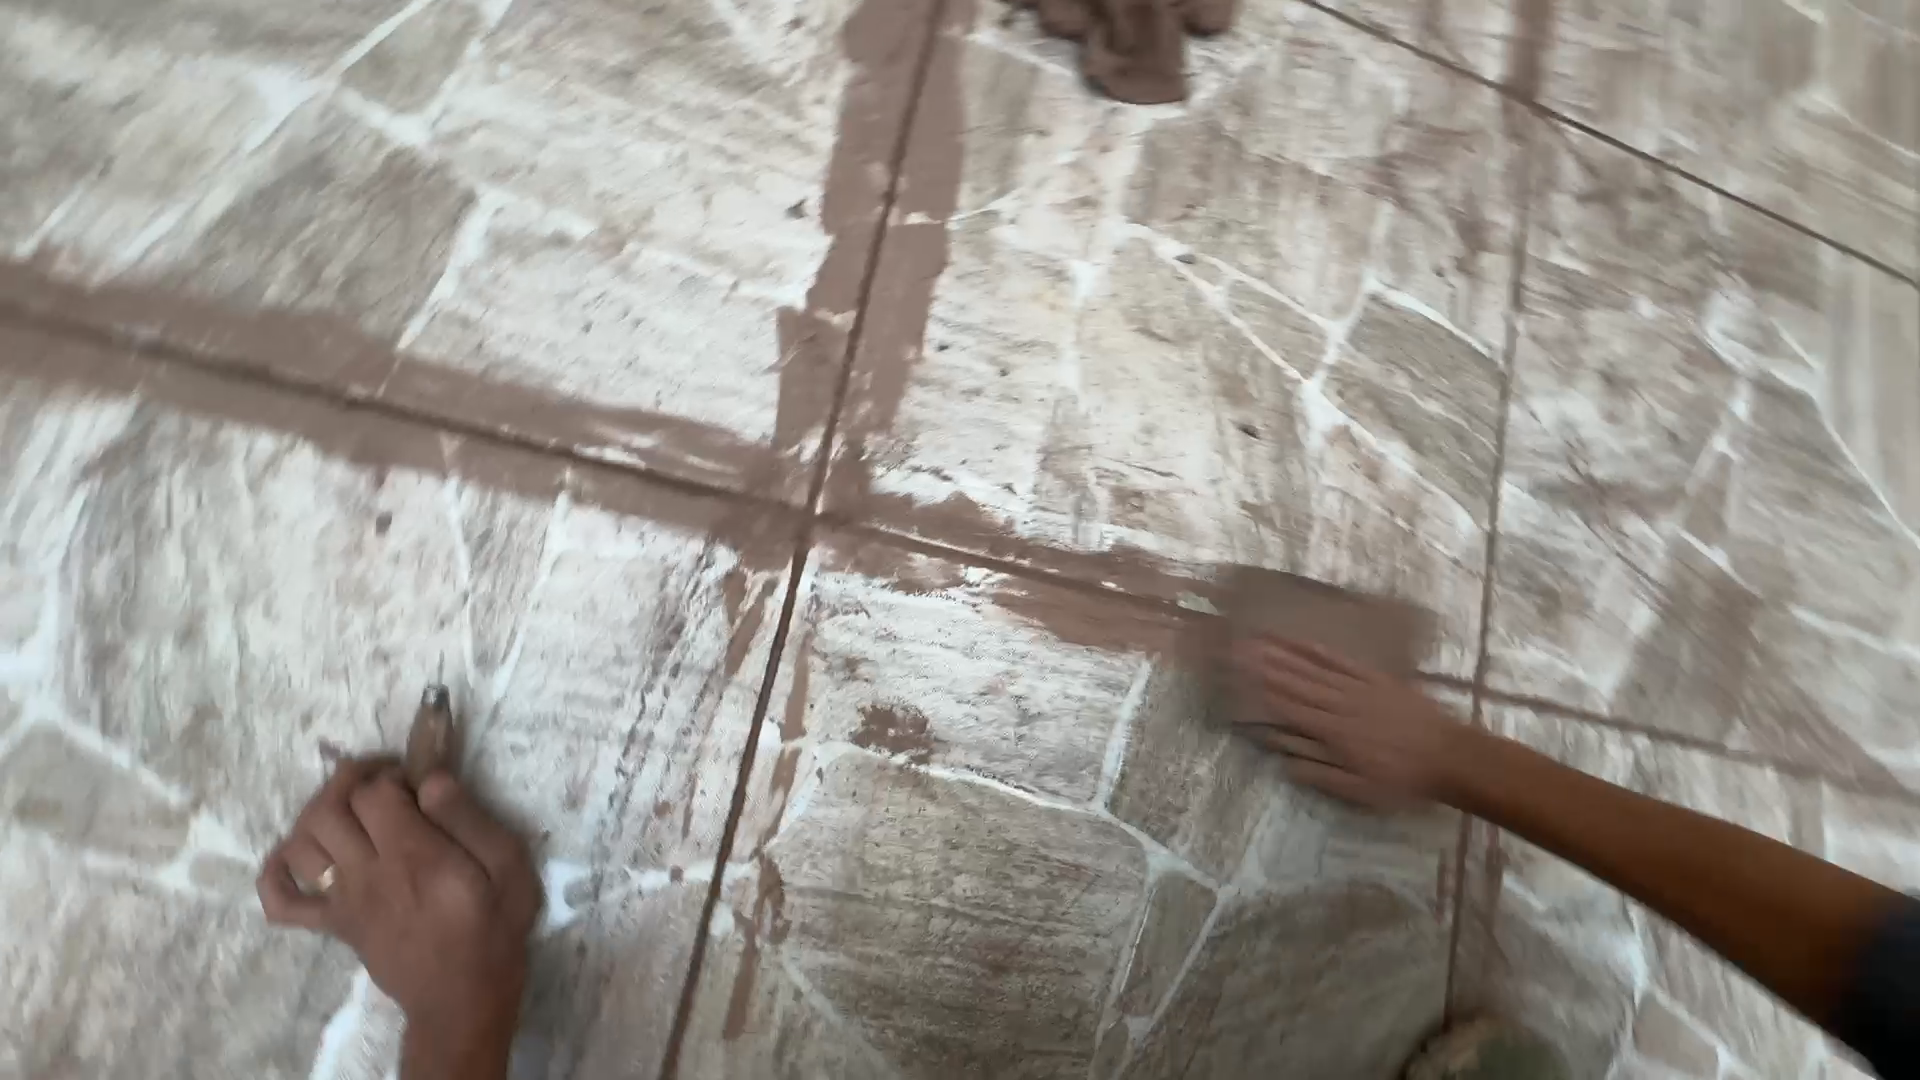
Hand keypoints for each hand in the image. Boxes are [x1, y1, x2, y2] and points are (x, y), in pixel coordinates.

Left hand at [257, 761, 539, 1052]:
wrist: (465, 992)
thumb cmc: (495, 921)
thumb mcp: (508, 863)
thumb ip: (469, 818)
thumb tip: (433, 778)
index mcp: (413, 856)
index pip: (372, 795)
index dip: (391, 773)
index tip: (420, 774)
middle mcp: (365, 875)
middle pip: (326, 811)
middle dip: (350, 780)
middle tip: (385, 775)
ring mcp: (341, 903)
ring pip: (299, 844)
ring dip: (317, 811)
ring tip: (354, 802)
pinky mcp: (332, 926)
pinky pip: (279, 902)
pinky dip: (278, 871)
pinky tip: (301, 852)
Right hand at [1231, 636, 1474, 808]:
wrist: (1454, 759)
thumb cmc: (1404, 782)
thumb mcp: (1360, 790)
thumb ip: (1319, 772)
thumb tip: (1280, 759)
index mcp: (1332, 733)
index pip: (1288, 708)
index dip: (1260, 690)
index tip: (1238, 675)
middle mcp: (1339, 705)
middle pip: (1295, 682)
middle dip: (1264, 665)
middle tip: (1238, 648)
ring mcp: (1358, 689)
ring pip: (1313, 669)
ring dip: (1284, 653)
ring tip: (1259, 640)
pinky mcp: (1377, 680)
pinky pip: (1343, 662)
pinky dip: (1320, 651)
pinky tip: (1302, 642)